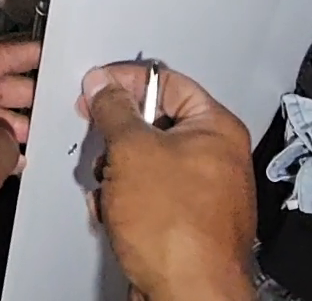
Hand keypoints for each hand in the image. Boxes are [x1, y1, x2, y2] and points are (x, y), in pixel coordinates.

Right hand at [80, 63, 256, 300]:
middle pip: (154, 122)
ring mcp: (203, 193)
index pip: (165, 81)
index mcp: (215, 128)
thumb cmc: (177, 230)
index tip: (96, 89)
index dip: (126, 81)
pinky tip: (115, 215)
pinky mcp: (186, 224)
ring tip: (111, 190)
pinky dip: (126, 201)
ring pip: (146, 161)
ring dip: (117, 173)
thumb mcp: (132, 150)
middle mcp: (216, 157)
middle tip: (103, 144)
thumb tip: (103, 85)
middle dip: (119, 138)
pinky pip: (149, 195)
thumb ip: (113, 109)